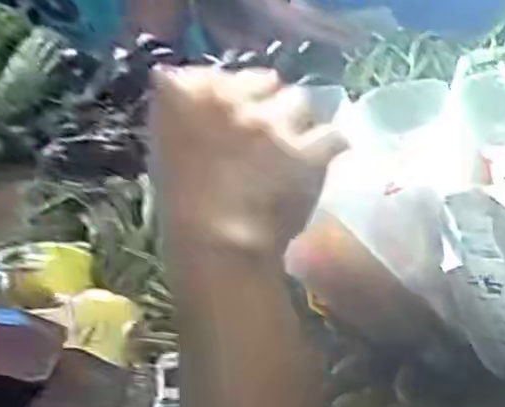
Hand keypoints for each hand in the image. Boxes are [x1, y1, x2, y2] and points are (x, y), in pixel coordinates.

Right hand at [148, 66, 347, 257]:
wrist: (219, 235)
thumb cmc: (187, 201)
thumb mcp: (169, 142)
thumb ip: (192, 115)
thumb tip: (219, 112)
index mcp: (182, 89)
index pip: (224, 73)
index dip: (243, 94)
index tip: (249, 115)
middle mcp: (229, 96)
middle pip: (268, 83)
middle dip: (276, 105)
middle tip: (281, 132)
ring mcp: (270, 123)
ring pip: (302, 103)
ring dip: (305, 122)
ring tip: (306, 145)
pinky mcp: (305, 152)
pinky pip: (333, 135)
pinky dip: (335, 144)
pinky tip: (332, 155)